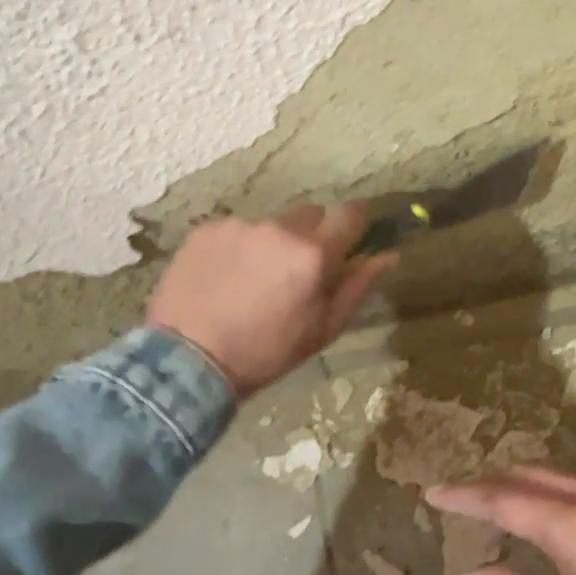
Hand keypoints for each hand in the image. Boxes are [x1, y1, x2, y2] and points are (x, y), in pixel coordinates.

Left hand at [145, 203, 395, 397]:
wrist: (187, 361)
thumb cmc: (267, 352)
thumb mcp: (323, 328)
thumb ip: (358, 286)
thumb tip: (388, 255)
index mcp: (314, 253)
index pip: (351, 213)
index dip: (358, 220)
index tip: (355, 234)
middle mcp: (279, 228)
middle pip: (311, 214)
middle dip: (313, 236)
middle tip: (300, 271)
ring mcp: (239, 226)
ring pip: (272, 224)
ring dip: (273, 243)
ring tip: (255, 280)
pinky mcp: (206, 230)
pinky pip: (236, 231)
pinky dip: (239, 248)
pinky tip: (226, 279)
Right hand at [425, 467, 575, 574]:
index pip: (505, 500)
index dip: (464, 495)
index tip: (432, 492)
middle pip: (530, 476)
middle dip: (490, 482)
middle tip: (458, 495)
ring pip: (560, 475)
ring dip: (524, 483)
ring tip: (496, 501)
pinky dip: (555, 489)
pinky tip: (549, 509)